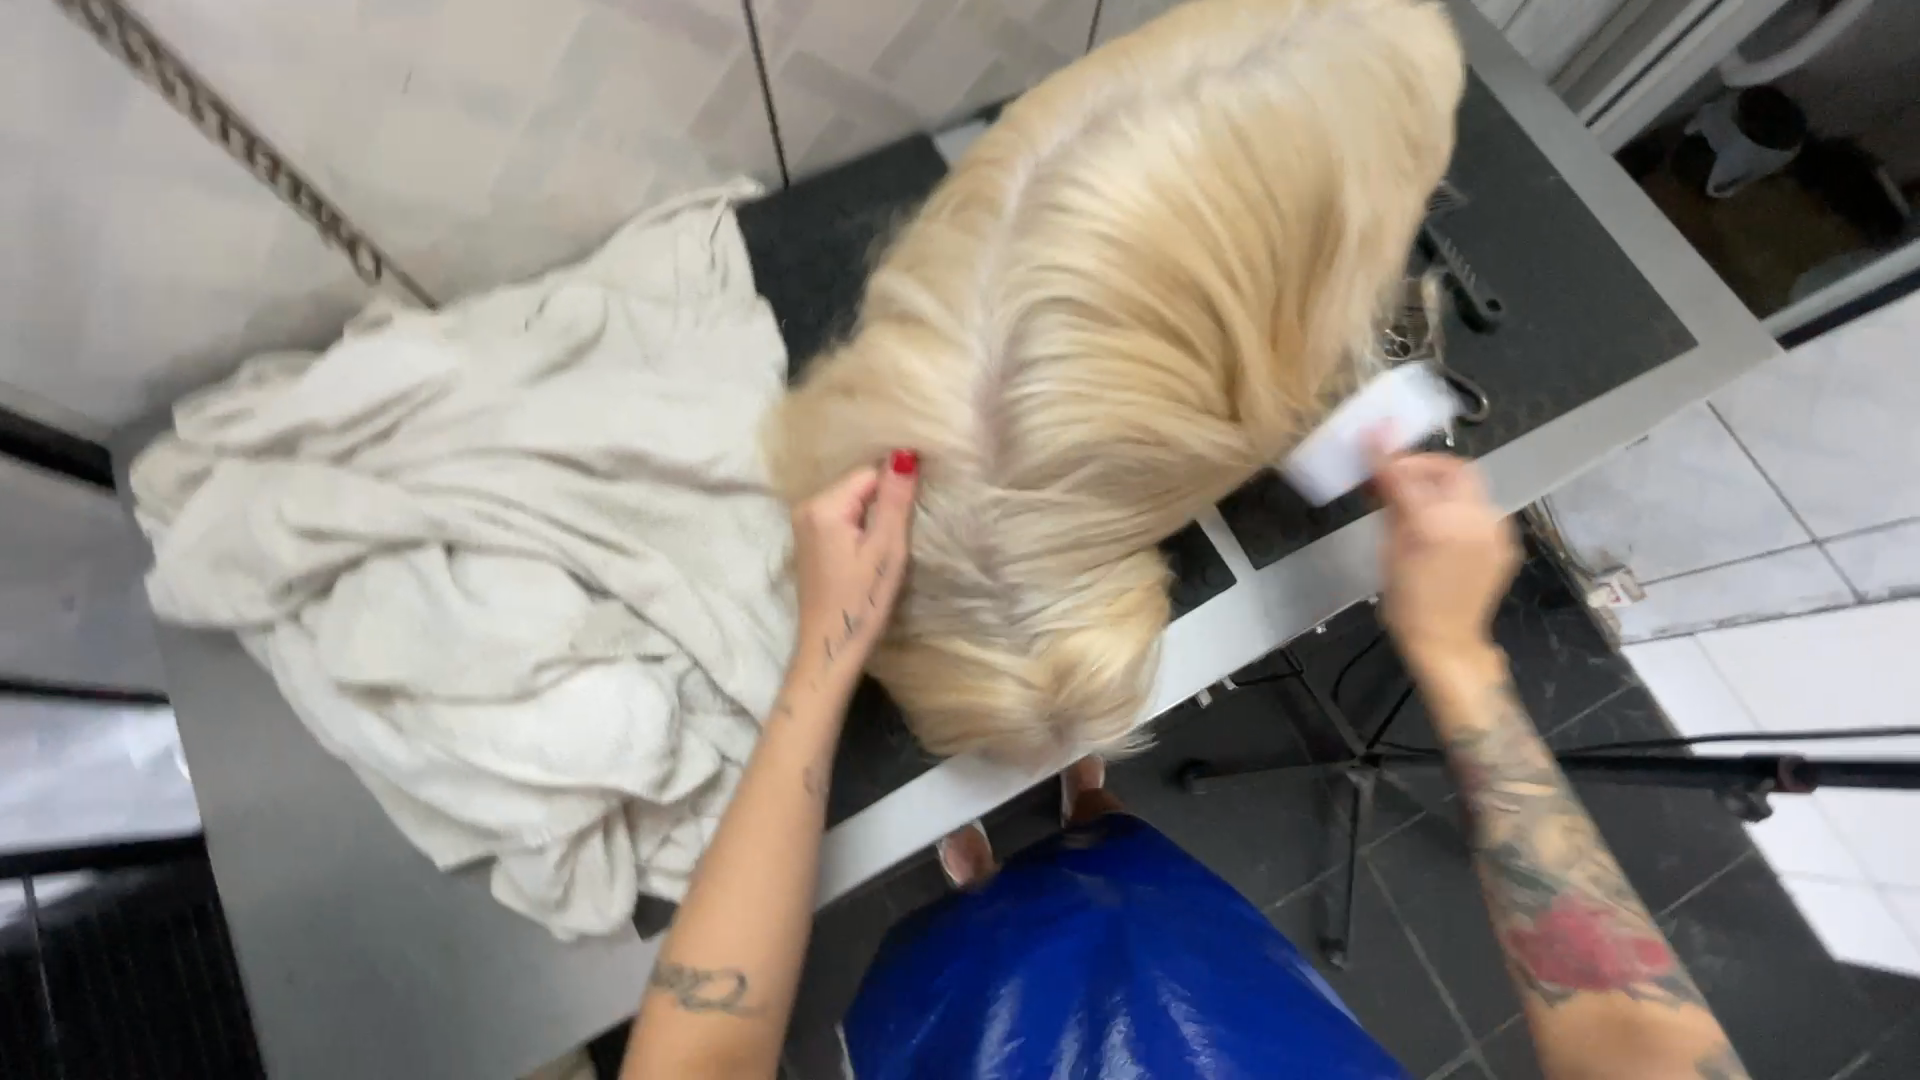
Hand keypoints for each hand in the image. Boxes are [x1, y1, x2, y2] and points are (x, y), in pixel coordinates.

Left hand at [789, 450, 918, 691]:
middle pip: (859, 484)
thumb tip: (905, 452)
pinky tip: (870, 551)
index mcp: (824, 505)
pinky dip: (860, 526)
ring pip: (852, 501)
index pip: (871, 473)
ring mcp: (804, 524)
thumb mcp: (886, 548)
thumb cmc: (863, 600)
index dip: (896, 491)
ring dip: (874, 515)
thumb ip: (895, 499)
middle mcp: (806, 506)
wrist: (830, 646)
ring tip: (888, 543)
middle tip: (902, 533)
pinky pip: (842, 517)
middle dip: (884, 502)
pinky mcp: (809, 541)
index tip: (913, 515)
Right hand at [1371, 446, 1518, 674]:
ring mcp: (1494, 529)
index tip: (1372, 437)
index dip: (1385, 456)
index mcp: (1433, 525)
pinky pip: (1477, 509)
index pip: (1406, 476)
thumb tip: (1382, 474)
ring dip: (1438, 484)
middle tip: (1396, 474)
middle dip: (1422, 464)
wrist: (1445, 638)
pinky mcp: (1503, 540)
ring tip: (1414, 499)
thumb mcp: (1388, 550)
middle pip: (1451, 468)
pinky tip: (1437, 523)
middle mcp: (1471, 519)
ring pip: (1467, 487)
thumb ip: (1391, 505)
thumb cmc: (1404, 600)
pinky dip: (1454, 506)